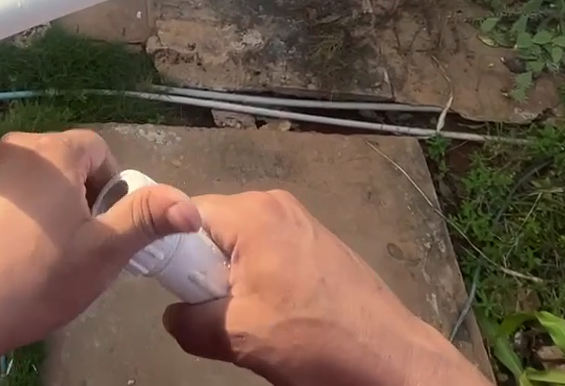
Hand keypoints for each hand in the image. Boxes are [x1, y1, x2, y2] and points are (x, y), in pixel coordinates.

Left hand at [0, 129, 200, 385]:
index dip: (111, 188)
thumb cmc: (35, 278)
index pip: (98, 149)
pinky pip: (1, 195)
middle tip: (77, 248)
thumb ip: (146, 219)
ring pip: (32, 180)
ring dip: (46, 208)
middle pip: (65, 162)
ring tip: (41, 258)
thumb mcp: (102, 254)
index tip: (105, 229)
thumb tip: (190, 205)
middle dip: (80, 198)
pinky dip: (12, 218)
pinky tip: (6, 259)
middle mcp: (16, 148)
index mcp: (54, 152)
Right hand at [162, 190, 489, 385]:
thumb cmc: (313, 339)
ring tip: (250, 315)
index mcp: (251, 213)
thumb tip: (171, 317)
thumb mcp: (240, 336)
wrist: (393, 361)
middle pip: (215, 225)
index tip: (174, 284)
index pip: (186, 214)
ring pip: (242, 239)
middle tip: (215, 307)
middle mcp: (273, 203)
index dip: (172, 248)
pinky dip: (261, 274)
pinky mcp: (318, 240)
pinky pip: (269, 247)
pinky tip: (278, 311)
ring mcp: (300, 219)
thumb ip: (190, 322)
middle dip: (206, 266)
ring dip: (234, 274)